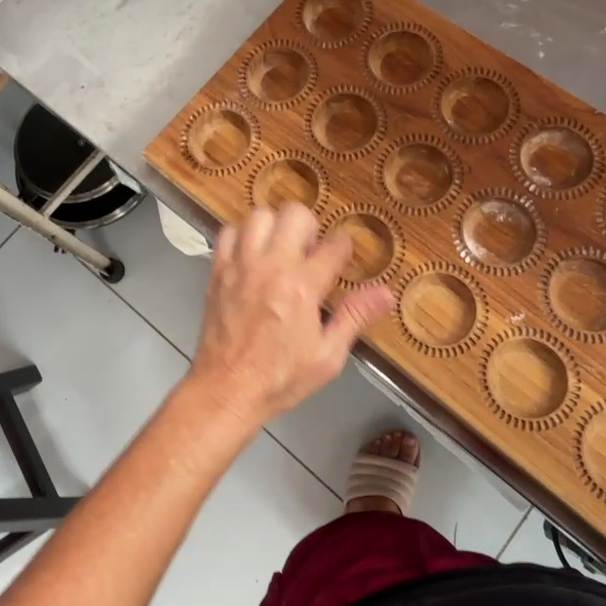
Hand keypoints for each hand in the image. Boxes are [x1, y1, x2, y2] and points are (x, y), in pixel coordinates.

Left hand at [186, 204, 393, 425]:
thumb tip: (387, 293)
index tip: (342, 257)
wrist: (226, 390)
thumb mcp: (327, 356)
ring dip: (275, 227)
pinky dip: (242, 236)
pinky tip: (252, 257)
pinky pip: (228, 232)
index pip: (334, 245)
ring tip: (280, 250)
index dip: (344, 247)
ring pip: (259, 215)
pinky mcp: (218, 271)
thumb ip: (355, 317)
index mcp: (302, 287)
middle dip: (310, 227)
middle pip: (295, 214)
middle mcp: (271, 267)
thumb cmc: (280, 379)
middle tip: (310, 251)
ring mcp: (240, 266)